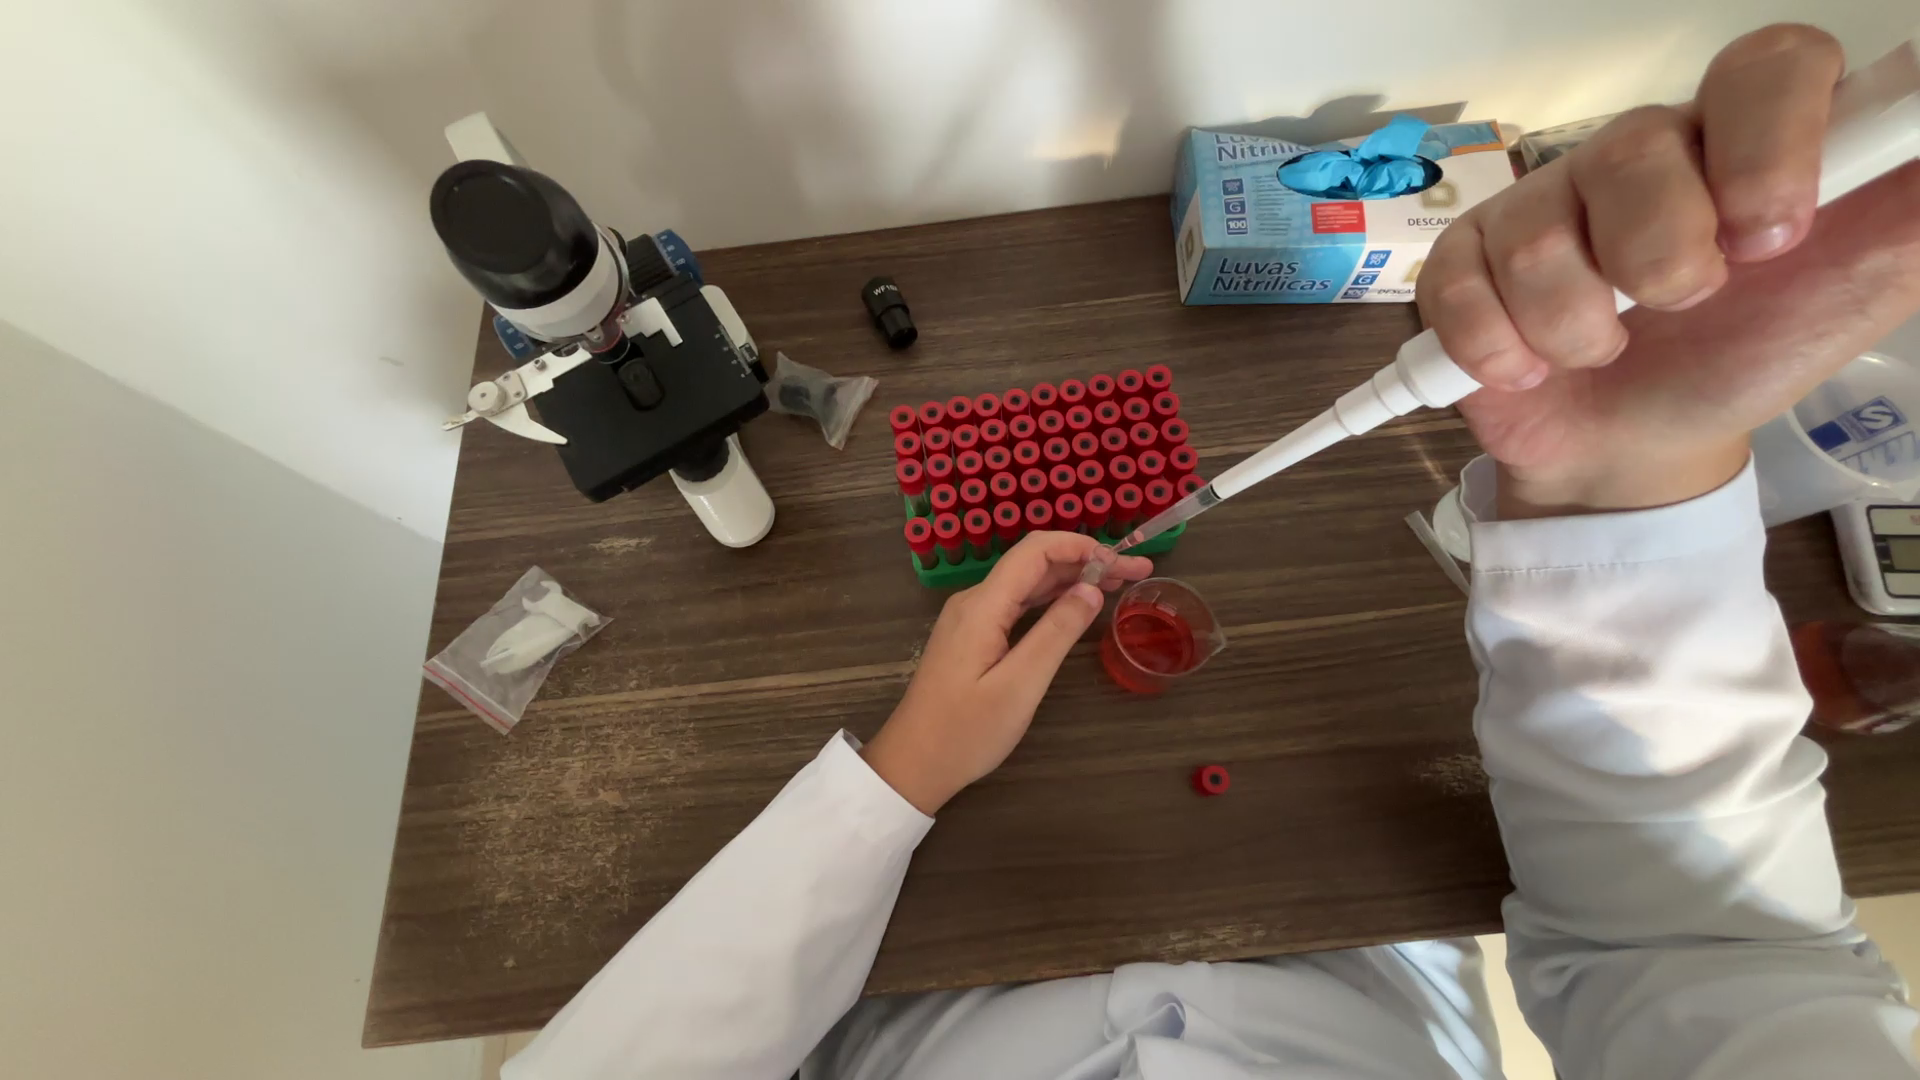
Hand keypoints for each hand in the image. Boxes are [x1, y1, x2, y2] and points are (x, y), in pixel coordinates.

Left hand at [862, 532, 1151, 813]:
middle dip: (1086, 559)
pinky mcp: (973, 636)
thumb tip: (1092, 588)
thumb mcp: (1020, 686)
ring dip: (1072, 578)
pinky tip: (1077, 606)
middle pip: (1034, 563)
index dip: (1082, 546)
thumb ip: (1056, 634)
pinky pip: (1016, 603)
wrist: (913, 763)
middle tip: (1138, 571)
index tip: (1124, 560)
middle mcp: (975, 601)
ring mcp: (971, 618)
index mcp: (983, 606)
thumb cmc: (965, 732)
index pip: (1035, 551)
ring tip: (1119, 583)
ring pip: (1027, 582)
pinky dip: (1051, 598)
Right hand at [1417, 25, 1919, 516]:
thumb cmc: (1732, 366)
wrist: (1624, 447)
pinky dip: (1494, 350)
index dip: (1765, 144)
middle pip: (1627, 153)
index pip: (1761, 67)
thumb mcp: (1858, 291)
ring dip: (1571, 329)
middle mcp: (1630, 160)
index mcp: (1736, 144)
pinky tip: (1523, 370)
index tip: (1768, 237)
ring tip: (1591, 355)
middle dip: (1655, 262)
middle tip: (1671, 312)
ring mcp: (1529, 212)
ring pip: (1536, 243)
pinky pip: (1457, 293)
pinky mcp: (1456, 267)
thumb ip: (1912, 207)